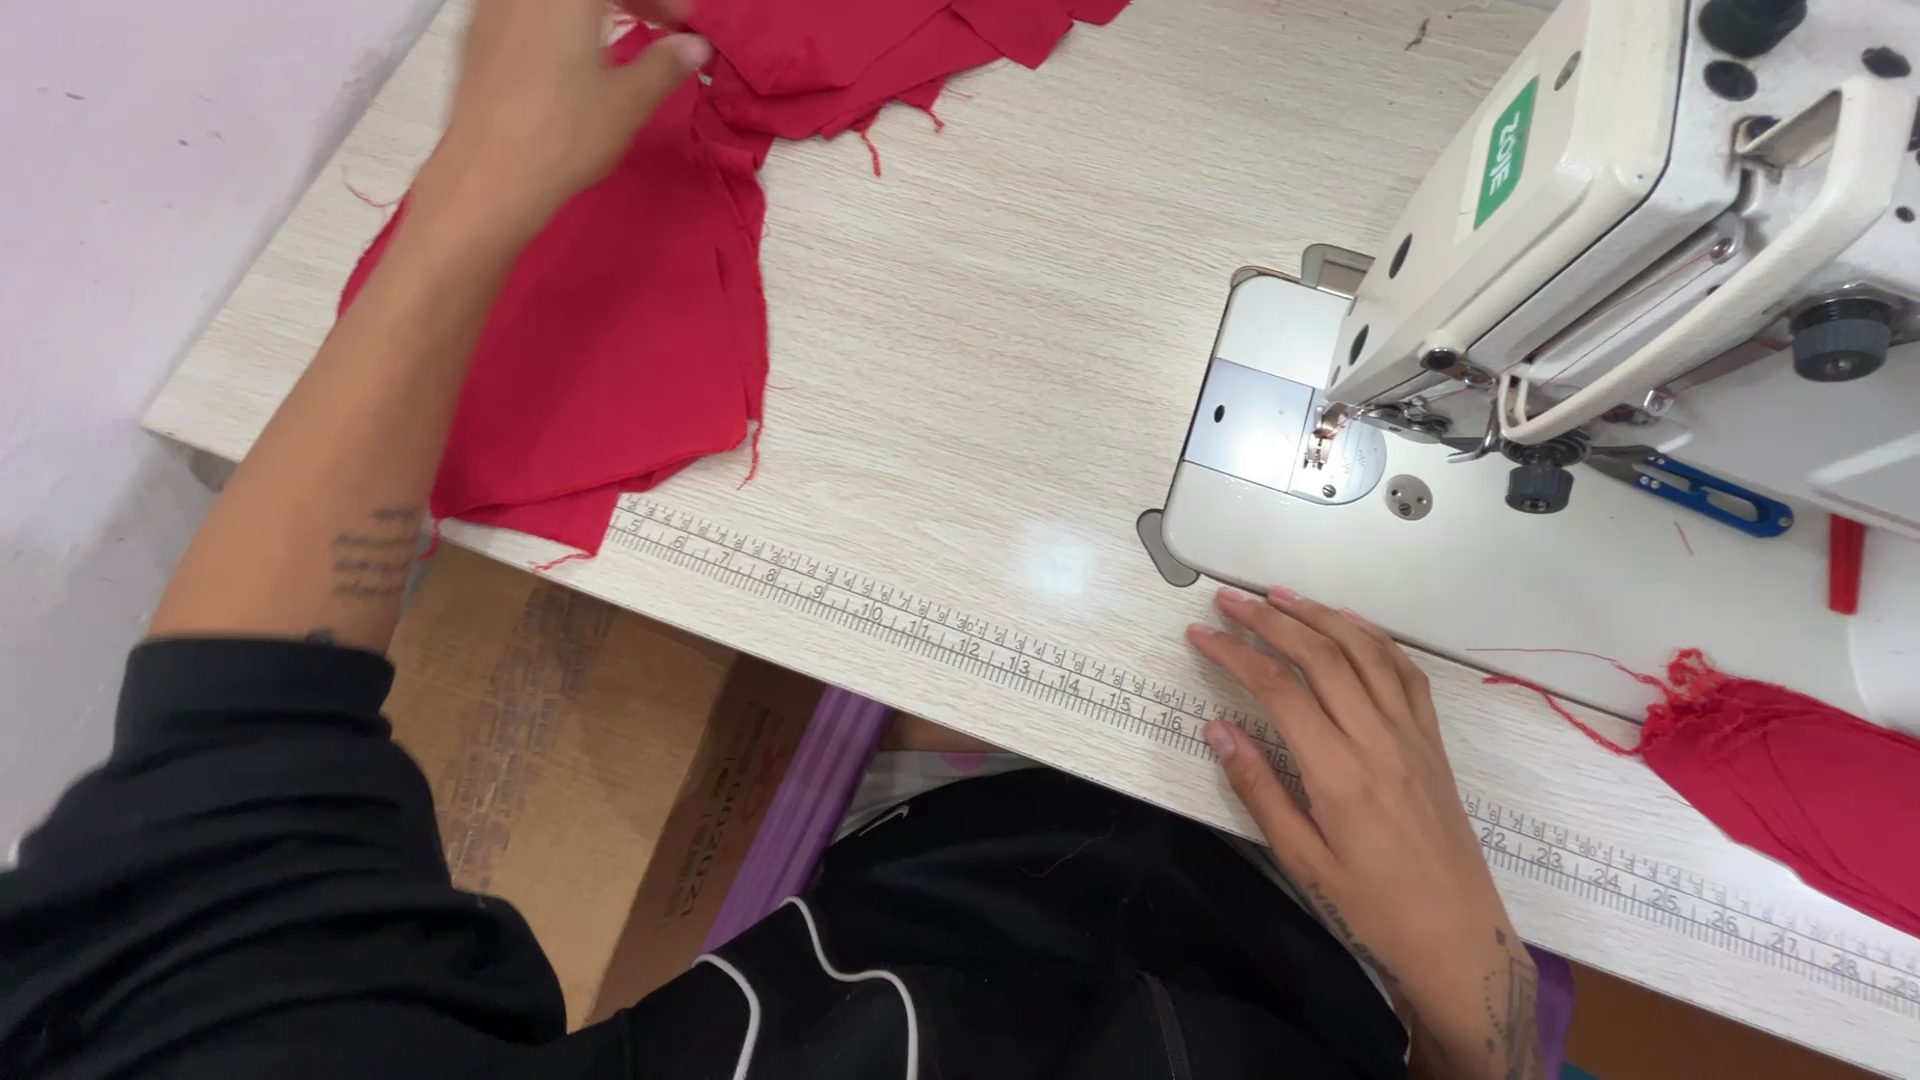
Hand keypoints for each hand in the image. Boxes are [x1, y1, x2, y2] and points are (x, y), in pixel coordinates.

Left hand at [413, 0, 709, 241]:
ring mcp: (494, 2)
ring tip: (616, 36)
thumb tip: (696, 44)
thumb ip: (665, 65)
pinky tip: (571, 50)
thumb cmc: (569, 134)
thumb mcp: (629, 102)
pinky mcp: (478, 28)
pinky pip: (526, 7)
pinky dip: (558, 16)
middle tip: (657, 26)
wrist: (493, 171)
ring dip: (592, 7)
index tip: (685, 24)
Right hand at [1187, 586, 1541, 1079]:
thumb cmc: (1371, 908)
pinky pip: (1406, 674)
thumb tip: (1216, 729)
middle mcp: (1378, 740)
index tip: (1200, 633)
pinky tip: (1350, 625)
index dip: (1234, 653)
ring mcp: (1412, 736)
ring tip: (1281, 594)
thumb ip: (1257, 788)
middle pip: (1321, 656)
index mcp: (1339, 772)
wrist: (1460, 943)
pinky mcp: (1432, 743)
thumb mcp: (1300, 860)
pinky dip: (1375, 638)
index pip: (1278, 689)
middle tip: (1230, 598)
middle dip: (1269, 619)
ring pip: (1366, 653)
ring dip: (1320, 616)